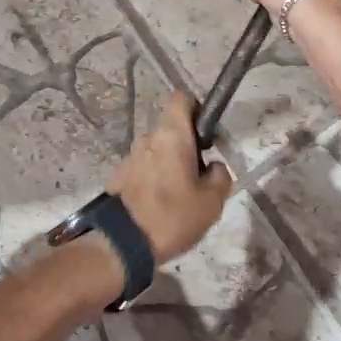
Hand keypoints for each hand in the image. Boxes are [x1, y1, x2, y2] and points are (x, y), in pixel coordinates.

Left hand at [106, 93, 233, 264]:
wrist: (122, 242)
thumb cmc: (173, 215)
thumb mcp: (212, 201)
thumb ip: (220, 176)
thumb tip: (214, 166)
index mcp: (171, 135)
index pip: (182, 98)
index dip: (198, 109)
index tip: (208, 134)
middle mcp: (148, 138)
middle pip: (172, 129)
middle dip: (188, 146)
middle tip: (201, 175)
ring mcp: (130, 156)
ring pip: (158, 150)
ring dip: (171, 164)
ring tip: (182, 196)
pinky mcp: (119, 175)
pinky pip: (144, 167)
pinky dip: (155, 177)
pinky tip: (162, 205)